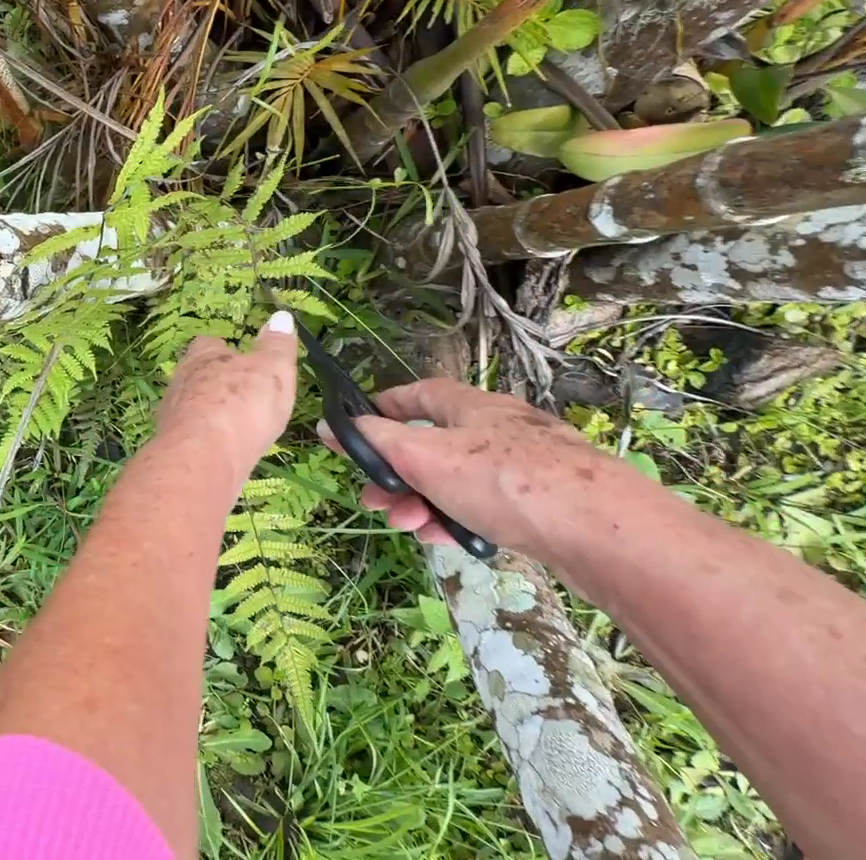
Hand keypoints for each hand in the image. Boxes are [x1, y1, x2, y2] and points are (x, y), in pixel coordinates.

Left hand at [153, 312, 299, 464]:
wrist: (203, 454)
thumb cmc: (242, 404)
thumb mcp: (272, 369)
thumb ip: (276, 346)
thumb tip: (281, 316)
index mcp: (204, 357)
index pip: (208, 343)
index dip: (224, 349)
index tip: (239, 356)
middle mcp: (181, 380)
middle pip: (195, 373)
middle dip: (214, 380)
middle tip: (237, 392)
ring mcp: (171, 411)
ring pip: (189, 402)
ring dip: (207, 409)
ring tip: (230, 420)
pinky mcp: (171, 440)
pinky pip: (188, 431)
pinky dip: (203, 434)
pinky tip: (218, 445)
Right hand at [319, 378, 677, 562]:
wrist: (606, 534)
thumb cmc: (503, 482)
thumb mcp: (422, 456)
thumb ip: (372, 440)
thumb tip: (330, 423)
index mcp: (471, 406)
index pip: (417, 395)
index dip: (382, 409)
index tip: (356, 431)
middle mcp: (500, 429)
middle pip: (432, 446)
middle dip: (396, 474)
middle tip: (375, 500)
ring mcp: (528, 467)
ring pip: (457, 480)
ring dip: (423, 502)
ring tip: (411, 528)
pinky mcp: (547, 504)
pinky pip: (487, 506)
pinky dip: (461, 519)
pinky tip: (452, 541)